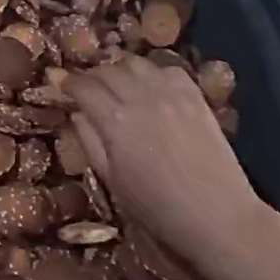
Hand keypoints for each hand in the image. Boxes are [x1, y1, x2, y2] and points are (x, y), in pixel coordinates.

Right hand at [66, 56, 269, 274]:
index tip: (62, 86)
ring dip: (121, 69)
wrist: (217, 215)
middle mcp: (141, 98)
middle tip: (87, 88)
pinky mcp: (195, 96)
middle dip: (92, 76)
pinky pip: (168, 69)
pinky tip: (151, 86)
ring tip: (117, 83)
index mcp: (116, 122)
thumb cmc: (157, 208)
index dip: (69, 83)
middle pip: (108, 70)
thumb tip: (76, 113)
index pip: (84, 87)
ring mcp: (171, 94)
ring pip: (136, 63)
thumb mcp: (112, 180)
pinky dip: (153, 72)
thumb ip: (90, 141)